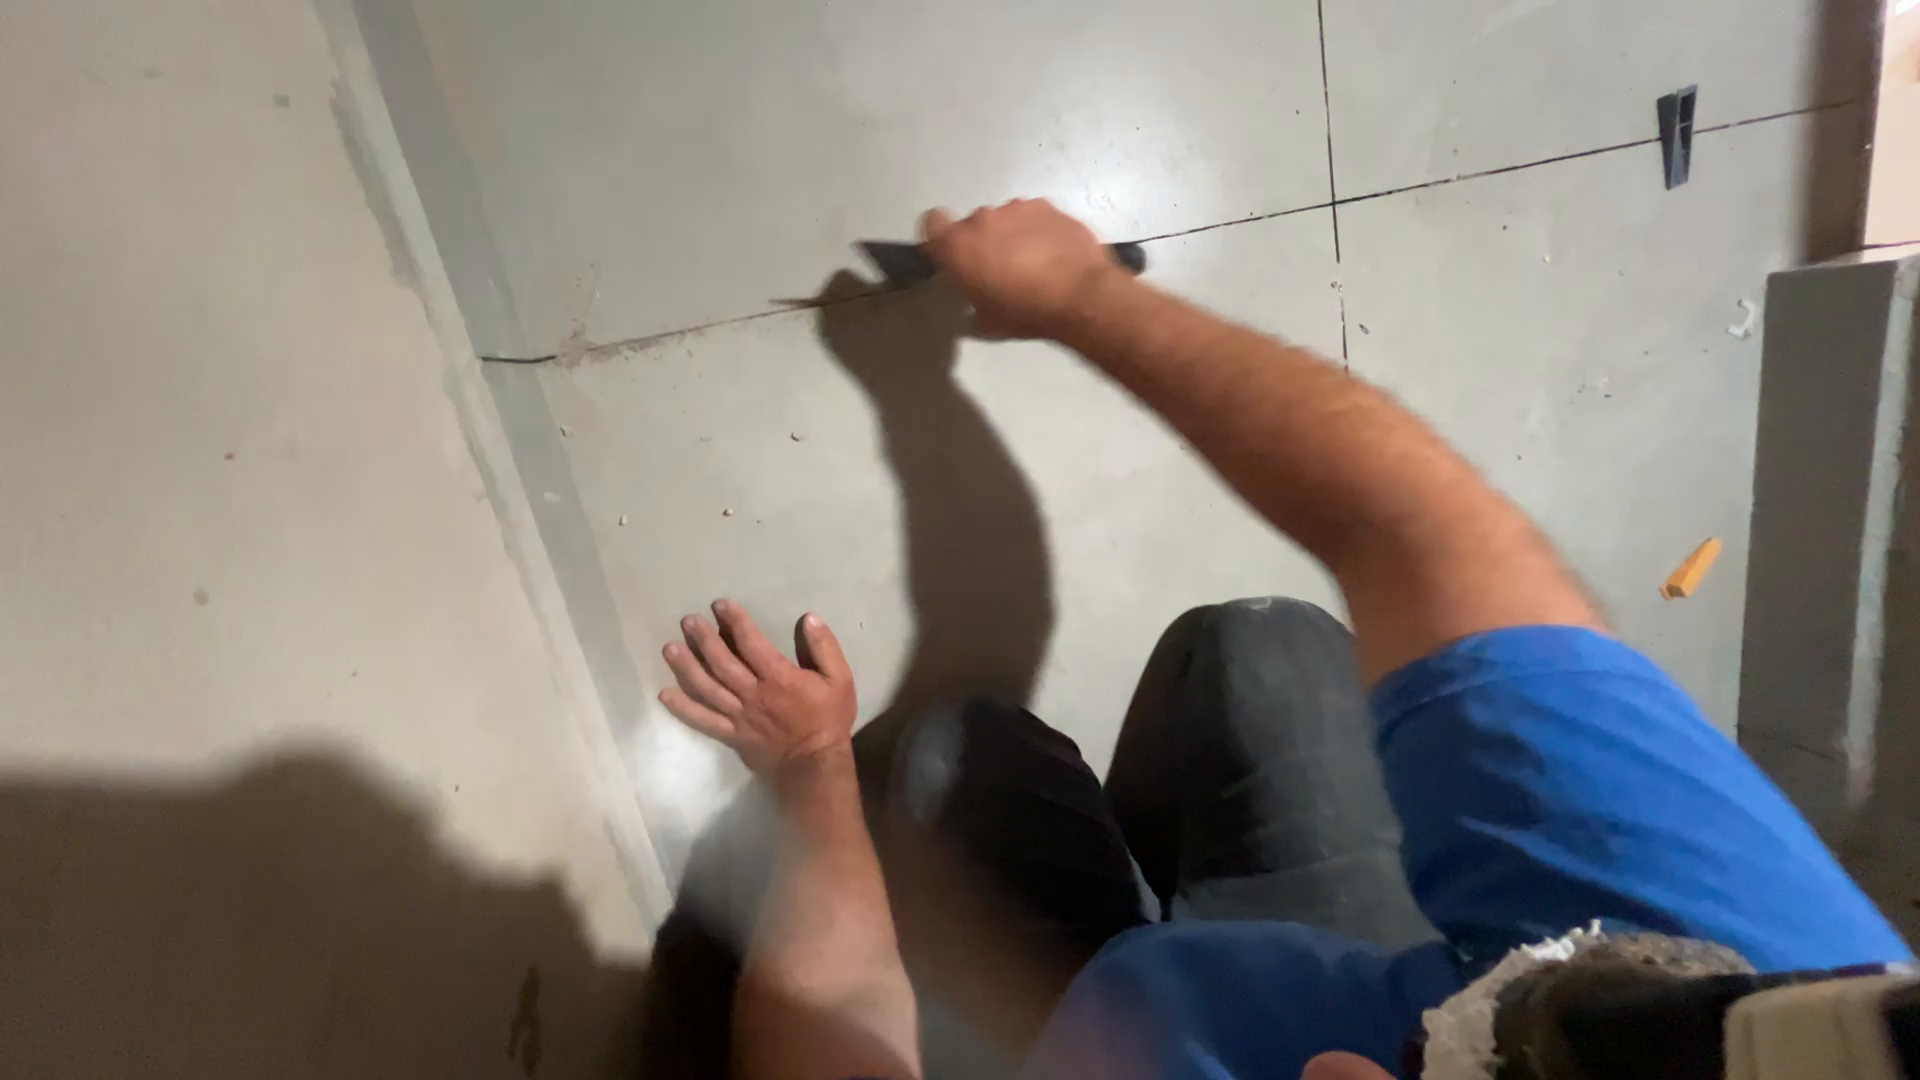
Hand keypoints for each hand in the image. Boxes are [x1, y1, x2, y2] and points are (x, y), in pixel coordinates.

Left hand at [659, 599, 857, 775]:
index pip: (751, 642)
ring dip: (686, 667)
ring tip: (670, 648)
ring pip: (707, 688)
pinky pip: (703, 720)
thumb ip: (825, 648)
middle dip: (703, 639)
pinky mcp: (731, 734)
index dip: (735, 621)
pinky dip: (683, 708)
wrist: (814, 764)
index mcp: (778, 677)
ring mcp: (739, 715)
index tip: (720, 605)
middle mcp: (753, 693)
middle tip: (687, 621)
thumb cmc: (828, 719)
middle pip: (722, 662)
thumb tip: (810, 619)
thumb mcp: (840, 679)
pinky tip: (665, 695)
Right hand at [921, 199, 1130, 339]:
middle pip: (973, 225)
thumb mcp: (988, 322)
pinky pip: (1033, 217)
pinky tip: (1053, 254)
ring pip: (1005, 219)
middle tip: (1001, 271)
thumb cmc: (1024, 313)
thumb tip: (973, 303)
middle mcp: (982, 219)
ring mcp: (1016, 207)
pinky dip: (1038, 231)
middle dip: (983, 243)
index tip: (954, 257)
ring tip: (1033, 263)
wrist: (1079, 295)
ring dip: (1012, 235)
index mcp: (958, 247)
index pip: (932, 224)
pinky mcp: (1047, 205)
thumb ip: (972, 302)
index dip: (941, 238)